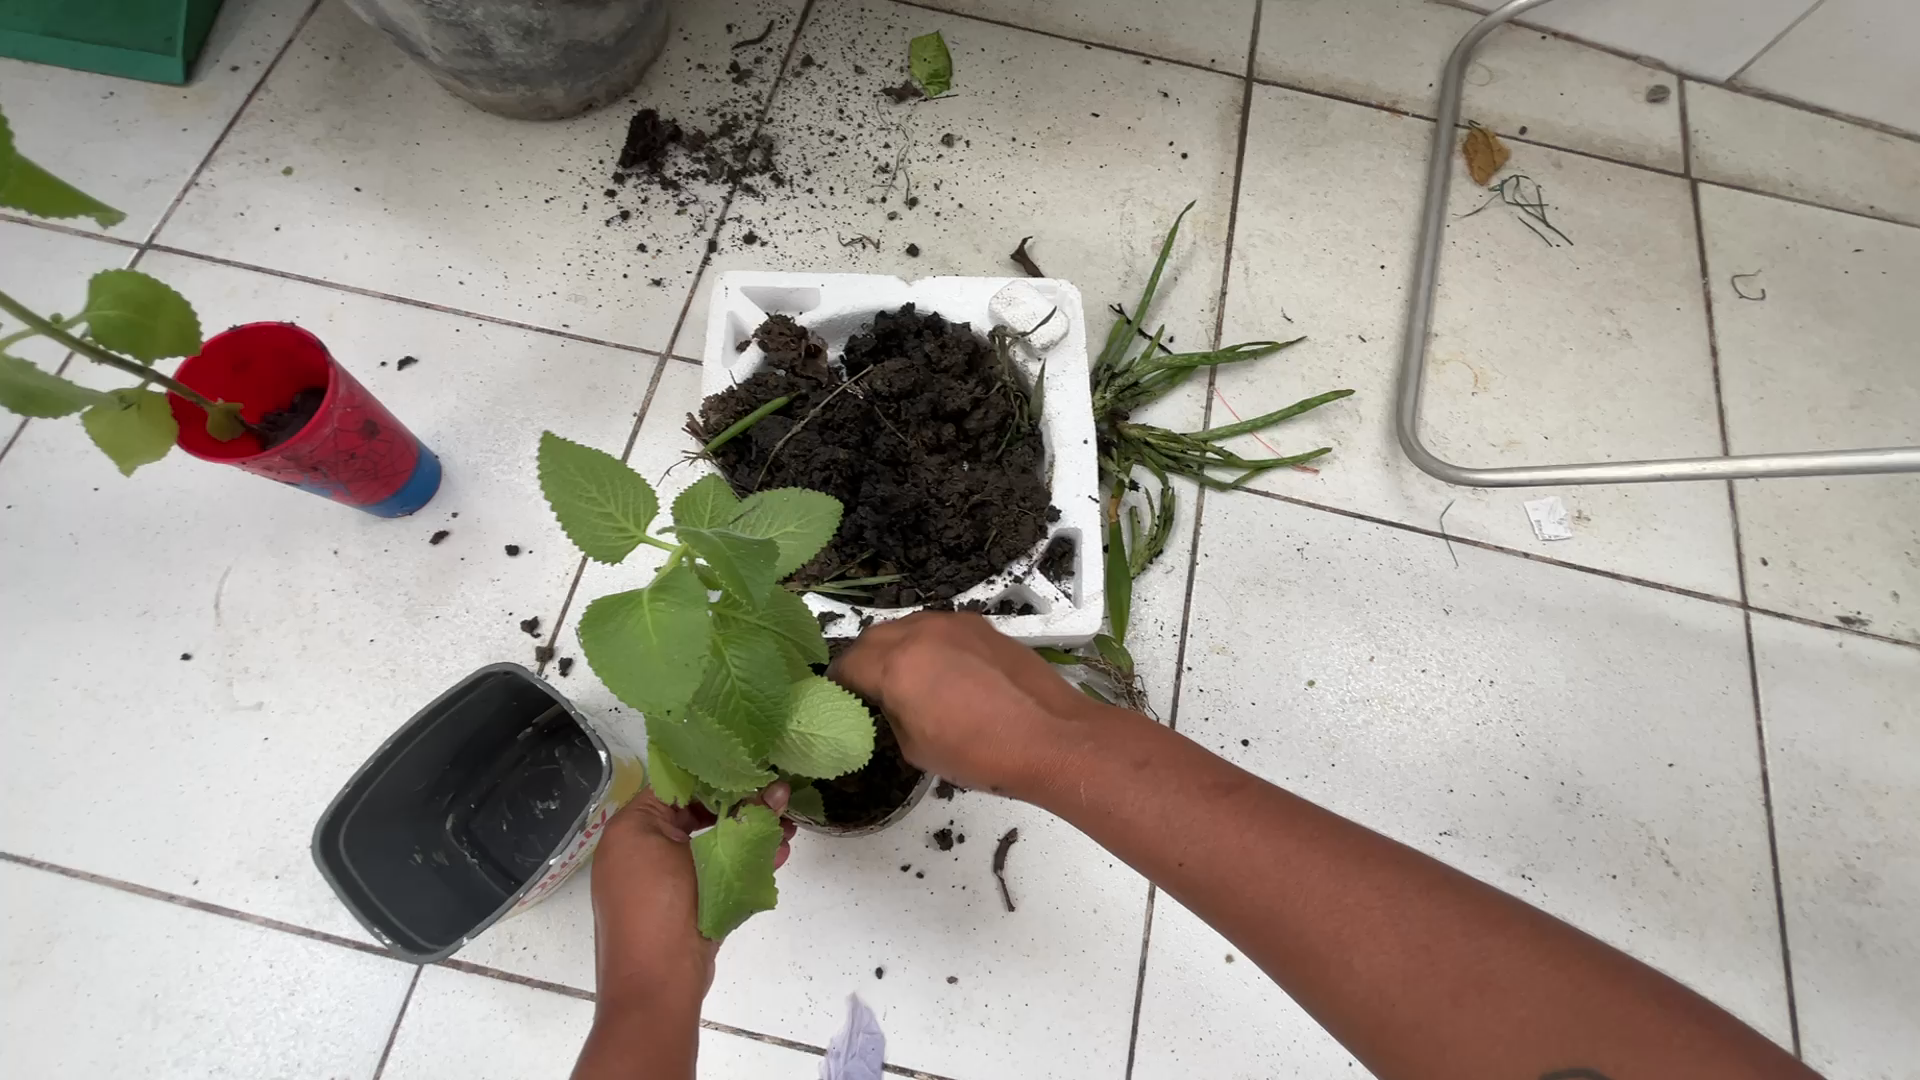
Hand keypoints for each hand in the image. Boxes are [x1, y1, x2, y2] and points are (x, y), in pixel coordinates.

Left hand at [587, 783, 795, 1011]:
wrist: (654, 989)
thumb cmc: (661, 905)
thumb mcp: (698, 850)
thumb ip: (739, 817)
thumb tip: (779, 789)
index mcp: (631, 828)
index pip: (677, 784)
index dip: (717, 774)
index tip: (755, 768)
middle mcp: (642, 849)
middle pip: (698, 812)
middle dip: (741, 805)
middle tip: (779, 797)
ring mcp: (663, 879)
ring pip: (711, 842)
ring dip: (748, 834)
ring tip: (787, 827)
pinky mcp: (682, 902)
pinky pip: (712, 870)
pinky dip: (741, 861)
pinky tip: (777, 853)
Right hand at [830, 611, 1094, 797]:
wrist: (1050, 735)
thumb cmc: (980, 754)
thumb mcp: (916, 748)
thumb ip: (891, 713)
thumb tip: (888, 700)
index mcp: (897, 665)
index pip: (848, 665)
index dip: (837, 684)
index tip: (838, 698)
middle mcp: (919, 632)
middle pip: (873, 638)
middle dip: (863, 661)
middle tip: (866, 689)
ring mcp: (952, 622)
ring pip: (905, 625)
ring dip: (894, 647)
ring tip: (904, 677)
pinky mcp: (979, 624)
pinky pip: (937, 626)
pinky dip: (926, 642)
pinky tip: (941, 669)